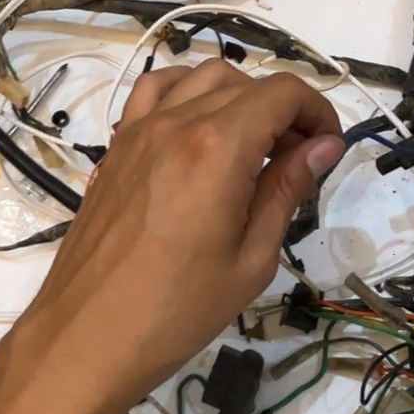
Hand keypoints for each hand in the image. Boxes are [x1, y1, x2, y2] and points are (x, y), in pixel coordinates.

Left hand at [0, 60, 344, 413]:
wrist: (86, 337)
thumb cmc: (178, 309)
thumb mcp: (252, 257)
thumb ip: (289, 189)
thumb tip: (325, 146)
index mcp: (218, 147)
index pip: (283, 94)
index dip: (318, 111)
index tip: (328, 148)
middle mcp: (179, 121)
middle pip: (249, 83)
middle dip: (287, 112)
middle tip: (298, 162)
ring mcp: (141, 128)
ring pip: (204, 75)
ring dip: (242, 95)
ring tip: (253, 142)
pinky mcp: (119, 144)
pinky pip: (156, 88)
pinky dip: (188, 89)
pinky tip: (199, 124)